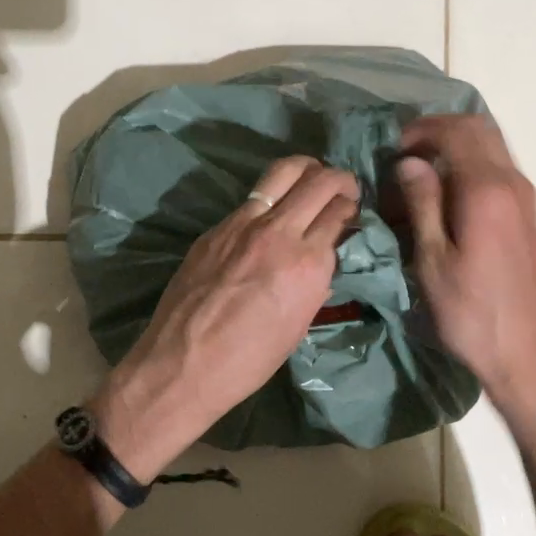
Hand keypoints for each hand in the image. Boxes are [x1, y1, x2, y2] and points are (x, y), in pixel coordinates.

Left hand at [92, 156, 359, 479]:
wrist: (184, 364)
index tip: (351, 212)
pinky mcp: (216, 228)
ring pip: (285, 171)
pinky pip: (254, 197)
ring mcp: (243, 224)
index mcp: (308, 264)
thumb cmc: (249, 360)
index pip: (340, 212)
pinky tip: (272, 211)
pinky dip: (272, 196)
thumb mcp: (299, 324)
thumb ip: (317, 281)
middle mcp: (279, 233)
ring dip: (306, 170)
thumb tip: (325, 256)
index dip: (351, 208)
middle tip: (342, 189)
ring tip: (311, 180)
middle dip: (339, 179)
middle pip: (320, 180)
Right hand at [395, 114, 535, 411]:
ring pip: (491, 145)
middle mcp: (512, 183)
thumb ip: (422, 203)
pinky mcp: (525, 212)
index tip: (390, 150)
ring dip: (454, 145)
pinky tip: (442, 192)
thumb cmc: (467, 312)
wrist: (519, 349)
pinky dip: (468, 164)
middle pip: (478, 128)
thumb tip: (409, 163)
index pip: (456, 132)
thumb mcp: (431, 259)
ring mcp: (524, 197)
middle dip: (437, 130)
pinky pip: (497, 167)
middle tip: (402, 153)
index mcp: (486, 191)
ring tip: (418, 171)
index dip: (420, 131)